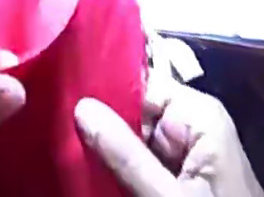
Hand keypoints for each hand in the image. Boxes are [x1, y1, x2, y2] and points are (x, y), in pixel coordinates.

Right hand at [74, 84, 263, 196]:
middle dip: (102, 128)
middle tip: (65, 135)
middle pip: (132, 111)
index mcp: (198, 115)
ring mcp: (188, 154)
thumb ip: (126, 156)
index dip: (101, 94)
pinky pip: (142, 164)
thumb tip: (80, 105)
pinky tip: (96, 176)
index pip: (136, 84)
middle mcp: (192, 124)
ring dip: (107, 153)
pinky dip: (121, 173)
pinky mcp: (182, 181)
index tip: (65, 103)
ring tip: (74, 154)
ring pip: (132, 140)